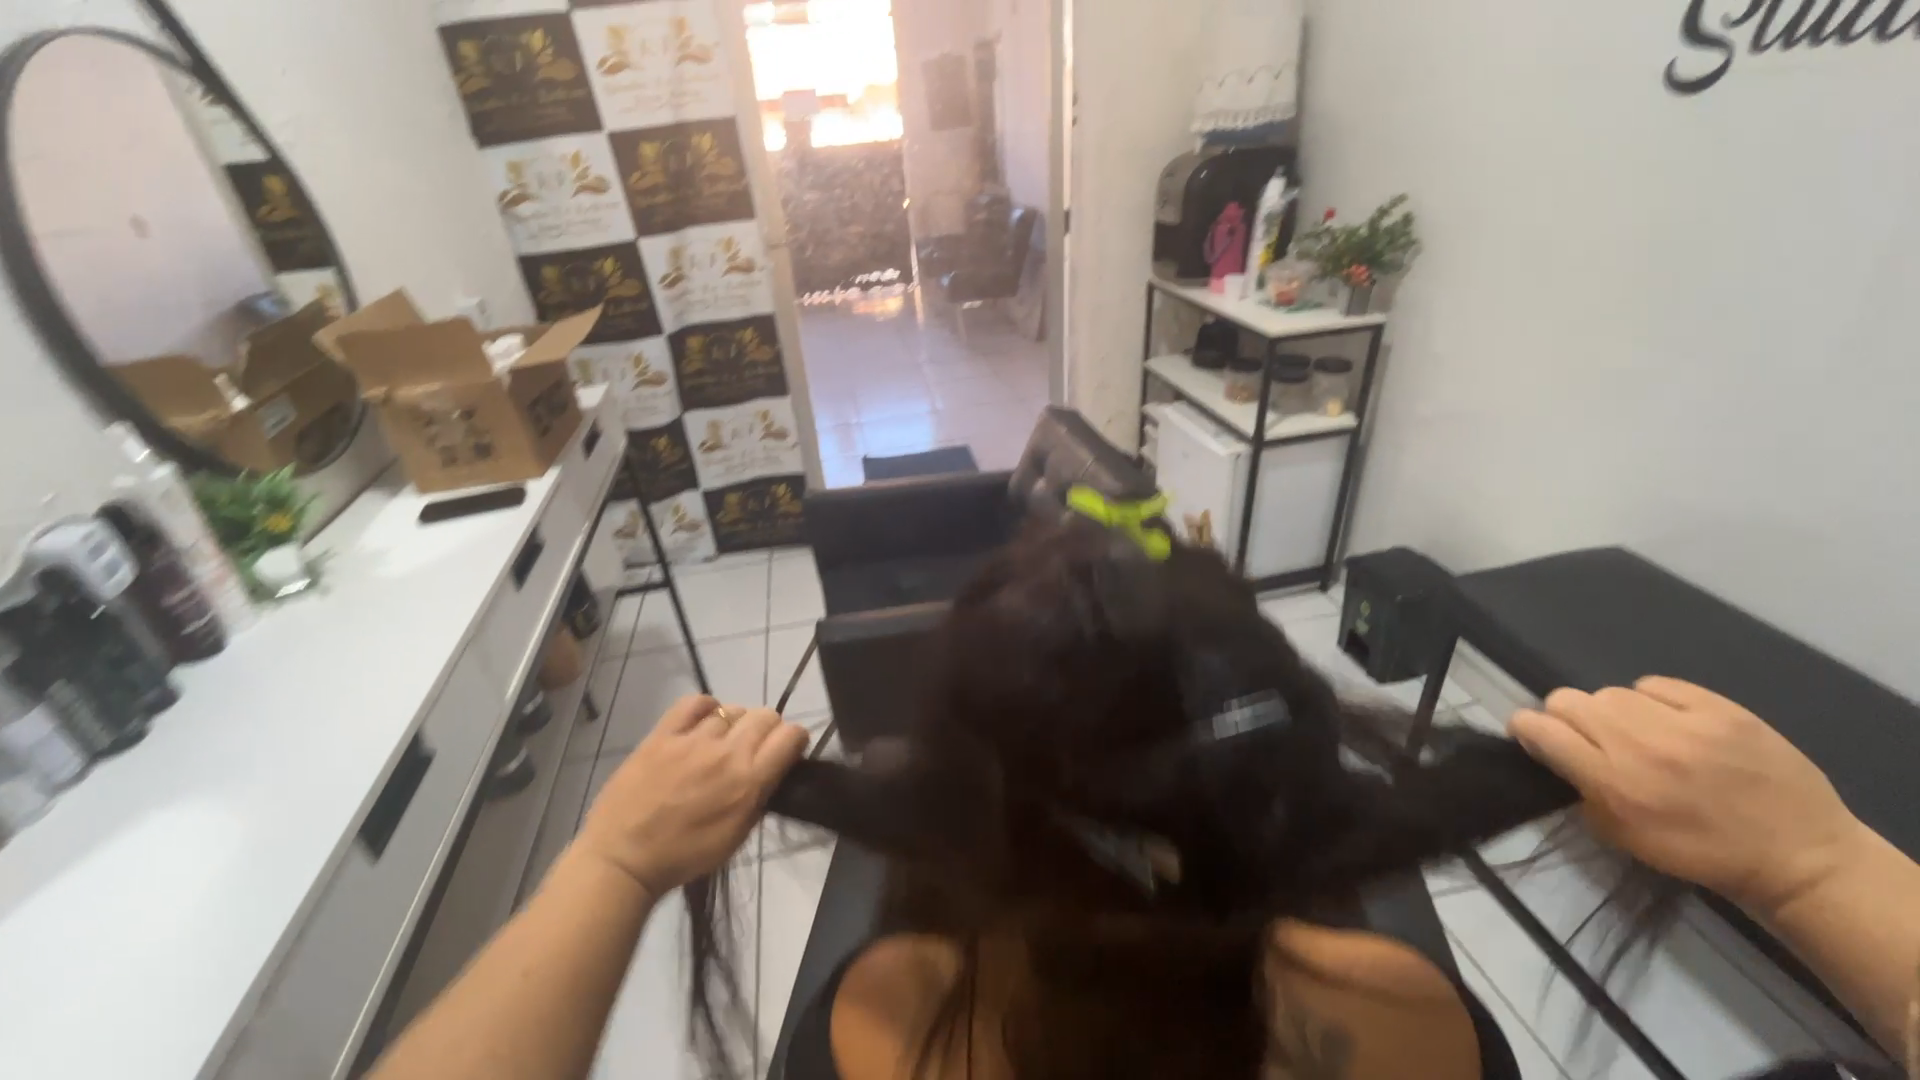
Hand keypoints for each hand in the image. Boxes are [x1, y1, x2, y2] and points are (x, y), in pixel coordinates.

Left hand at [573, 695, 808, 898]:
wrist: (623, 859)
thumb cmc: (685, 856)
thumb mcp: (737, 835)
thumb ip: (760, 796)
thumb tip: (772, 770)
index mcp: (750, 781)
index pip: (791, 735)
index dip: (793, 741)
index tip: (785, 752)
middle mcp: (728, 753)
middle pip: (766, 715)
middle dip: (768, 730)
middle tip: (754, 749)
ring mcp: (693, 740)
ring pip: (732, 709)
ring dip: (735, 724)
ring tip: (721, 741)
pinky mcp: (663, 734)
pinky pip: (694, 703)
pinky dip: (706, 707)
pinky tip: (703, 721)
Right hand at [1509, 677, 1868, 917]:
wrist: (1798, 855)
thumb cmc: (1700, 853)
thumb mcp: (1621, 835)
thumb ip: (1580, 790)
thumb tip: (1555, 754)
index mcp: (1611, 782)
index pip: (1538, 728)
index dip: (1526, 730)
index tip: (1536, 740)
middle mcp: (1639, 744)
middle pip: (1566, 700)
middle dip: (1567, 719)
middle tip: (1591, 742)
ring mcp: (1683, 722)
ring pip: (1609, 692)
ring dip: (1612, 712)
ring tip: (1639, 735)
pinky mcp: (1720, 708)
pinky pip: (1655, 684)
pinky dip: (1652, 700)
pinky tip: (1670, 723)